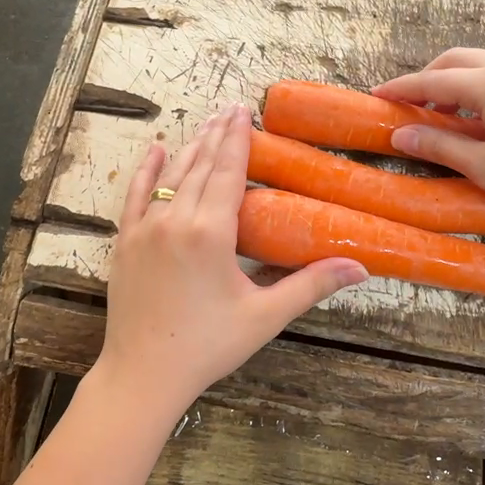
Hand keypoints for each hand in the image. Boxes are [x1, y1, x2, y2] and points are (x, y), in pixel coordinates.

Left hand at [92, 104, 366, 417]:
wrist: (143, 375)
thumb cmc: (207, 347)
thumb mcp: (264, 316)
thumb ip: (310, 285)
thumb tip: (360, 267)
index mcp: (211, 233)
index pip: (229, 171)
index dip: (238, 139)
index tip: (244, 112)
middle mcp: (175, 220)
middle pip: (201, 166)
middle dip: (217, 135)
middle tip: (230, 109)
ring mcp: (145, 229)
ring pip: (171, 176)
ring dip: (190, 148)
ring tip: (206, 124)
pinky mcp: (125, 242)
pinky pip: (136, 196)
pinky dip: (147, 171)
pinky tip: (155, 150)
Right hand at [373, 48, 484, 240]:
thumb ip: (440, 146)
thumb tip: (401, 134)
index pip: (432, 80)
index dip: (401, 88)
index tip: (376, 95)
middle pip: (457, 62)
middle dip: (429, 79)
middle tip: (410, 106)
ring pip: (484, 65)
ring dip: (458, 83)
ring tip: (447, 117)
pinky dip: (484, 88)